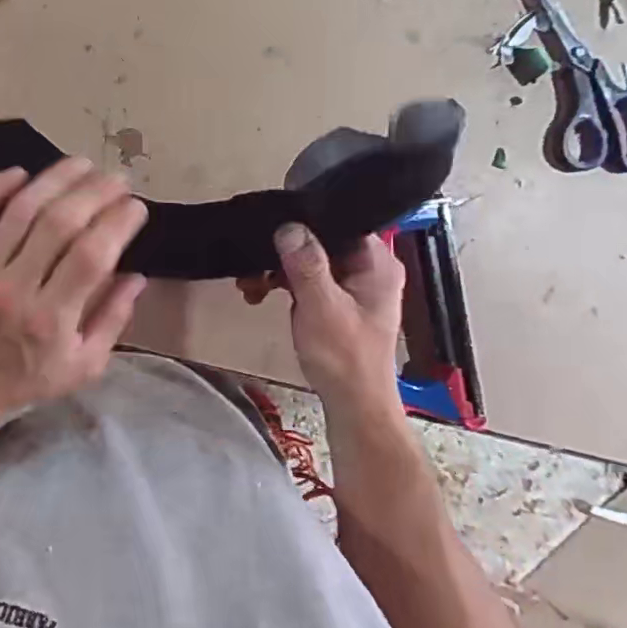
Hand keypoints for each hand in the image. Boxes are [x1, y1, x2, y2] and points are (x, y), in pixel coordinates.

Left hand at [0, 157, 149, 420]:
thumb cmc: (31, 376)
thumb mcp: (85, 366)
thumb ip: (113, 320)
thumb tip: (137, 275)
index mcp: (52, 319)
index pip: (90, 258)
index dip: (117, 224)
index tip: (136, 207)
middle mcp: (16, 288)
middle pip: (58, 224)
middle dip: (94, 193)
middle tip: (117, 179)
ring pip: (20, 211)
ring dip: (55, 179)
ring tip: (83, 164)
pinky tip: (22, 173)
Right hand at [270, 224, 404, 406]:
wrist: (353, 406)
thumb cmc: (343, 357)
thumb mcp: (321, 307)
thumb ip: (306, 264)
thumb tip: (289, 226)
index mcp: (376, 263)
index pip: (339, 222)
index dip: (304, 221)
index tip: (270, 226)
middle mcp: (369, 268)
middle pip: (321, 241)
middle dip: (283, 251)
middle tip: (252, 263)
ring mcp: (354, 286)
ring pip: (310, 261)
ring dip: (279, 270)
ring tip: (250, 284)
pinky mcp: (338, 302)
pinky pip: (308, 280)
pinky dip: (285, 285)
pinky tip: (261, 294)